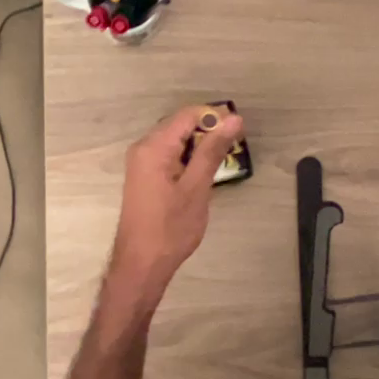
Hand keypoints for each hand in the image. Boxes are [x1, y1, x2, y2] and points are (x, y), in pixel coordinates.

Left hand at [103, 105, 245, 313]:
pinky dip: (186, 158)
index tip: (238, 131)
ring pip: (174, 140)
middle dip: (207, 131)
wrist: (141, 263)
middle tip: (233, 149)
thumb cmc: (171, 228)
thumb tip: (232, 119)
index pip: (187, 115)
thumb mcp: (197, 188)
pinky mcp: (143, 175)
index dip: (214, 117)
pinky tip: (201, 174)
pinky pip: (167, 155)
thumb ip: (213, 150)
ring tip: (221, 163)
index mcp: (153, 147)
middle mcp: (143, 148)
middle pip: (179, 125)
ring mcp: (140, 162)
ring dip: (198, 146)